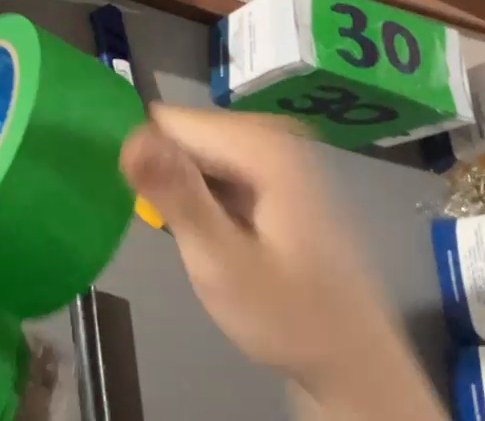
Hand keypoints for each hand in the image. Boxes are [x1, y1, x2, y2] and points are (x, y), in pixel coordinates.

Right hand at [121, 104, 443, 420]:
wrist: (354, 364)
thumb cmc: (288, 318)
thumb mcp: (221, 263)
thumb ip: (177, 196)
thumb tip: (130, 136)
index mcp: (264, 146)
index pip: (167, 121)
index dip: (148, 164)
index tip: (147, 209)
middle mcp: (273, 134)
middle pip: (182, 132)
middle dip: (166, 176)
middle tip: (177, 231)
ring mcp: (277, 152)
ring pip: (193, 149)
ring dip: (180, 188)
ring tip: (195, 234)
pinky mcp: (274, 171)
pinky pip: (213, 164)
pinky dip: (200, 194)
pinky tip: (212, 231)